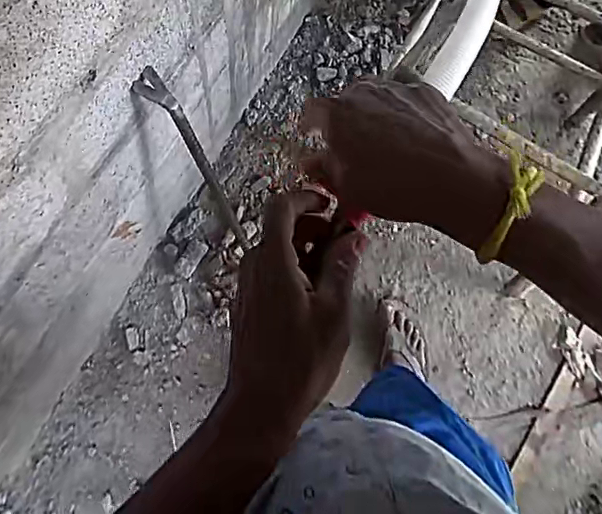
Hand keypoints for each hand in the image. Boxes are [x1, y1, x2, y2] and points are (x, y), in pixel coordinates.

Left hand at [216, 190, 364, 451]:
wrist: (260, 405)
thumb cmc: (297, 364)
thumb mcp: (333, 312)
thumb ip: (341, 266)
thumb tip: (353, 237)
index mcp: (273, 260)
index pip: (281, 205)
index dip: (306, 197)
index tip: (329, 204)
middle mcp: (254, 265)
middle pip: (281, 225)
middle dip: (313, 226)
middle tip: (342, 241)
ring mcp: (248, 283)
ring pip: (277, 247)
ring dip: (306, 248)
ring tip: (333, 272)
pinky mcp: (248, 300)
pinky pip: (270, 267)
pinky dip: (293, 266)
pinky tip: (315, 292)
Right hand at [301, 78, 508, 248]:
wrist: (456, 178)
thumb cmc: (404, 184)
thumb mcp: (348, 188)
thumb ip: (324, 169)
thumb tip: (316, 164)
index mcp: (337, 113)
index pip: (311, 111)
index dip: (310, 125)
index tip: (312, 133)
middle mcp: (364, 93)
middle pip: (344, 102)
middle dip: (345, 124)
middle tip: (353, 150)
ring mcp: (395, 89)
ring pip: (375, 98)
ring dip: (374, 116)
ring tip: (386, 148)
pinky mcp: (423, 92)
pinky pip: (404, 100)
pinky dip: (403, 115)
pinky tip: (411, 140)